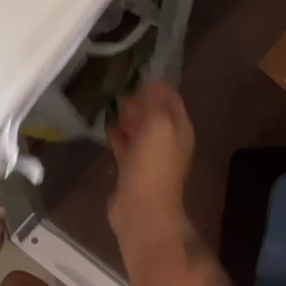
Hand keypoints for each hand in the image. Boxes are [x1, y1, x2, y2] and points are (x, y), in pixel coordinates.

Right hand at [107, 82, 194, 246]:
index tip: (132, 74)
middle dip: (138, 100)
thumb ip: (153, 101)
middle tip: (118, 87)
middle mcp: (168, 141)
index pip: (169, 97)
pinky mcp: (132, 170)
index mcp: (179, 128)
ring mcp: (150, 157)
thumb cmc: (152, 167)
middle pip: (154, 113)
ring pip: (139, 129)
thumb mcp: (157, 125)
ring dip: (127, 117)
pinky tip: (107, 127)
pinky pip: (126, 146)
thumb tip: (145, 85)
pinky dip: (118, 135)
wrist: (141, 211)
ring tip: (110, 103)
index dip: (153, 85)